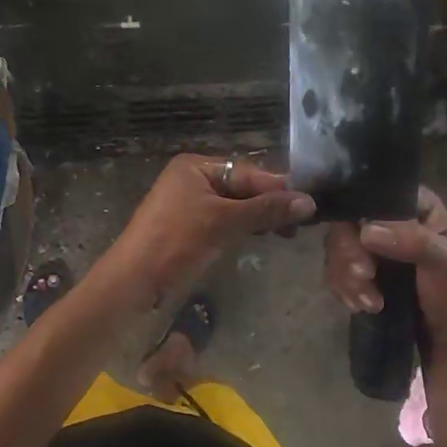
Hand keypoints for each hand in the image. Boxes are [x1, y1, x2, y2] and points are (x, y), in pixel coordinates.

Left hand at [105, 154, 314, 305]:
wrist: (136, 279)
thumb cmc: (177, 240)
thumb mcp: (225, 221)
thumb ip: (266, 209)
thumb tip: (309, 202)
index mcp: (195, 167)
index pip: (246, 171)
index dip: (277, 187)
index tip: (311, 203)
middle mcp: (192, 179)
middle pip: (241, 187)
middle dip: (269, 203)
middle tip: (302, 223)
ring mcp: (189, 204)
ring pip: (234, 206)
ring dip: (259, 217)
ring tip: (288, 232)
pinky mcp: (189, 228)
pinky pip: (223, 221)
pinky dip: (243, 228)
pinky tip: (263, 237)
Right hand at [322, 186, 446, 341]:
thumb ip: (415, 243)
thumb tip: (366, 231)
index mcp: (414, 204)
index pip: (372, 196)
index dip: (357, 221)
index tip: (363, 253)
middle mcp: (388, 217)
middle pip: (347, 223)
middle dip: (349, 256)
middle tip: (364, 280)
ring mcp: (372, 242)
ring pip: (336, 247)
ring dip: (346, 277)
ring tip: (370, 303)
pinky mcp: (361, 266)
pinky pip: (334, 268)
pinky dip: (343, 287)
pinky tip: (361, 305)